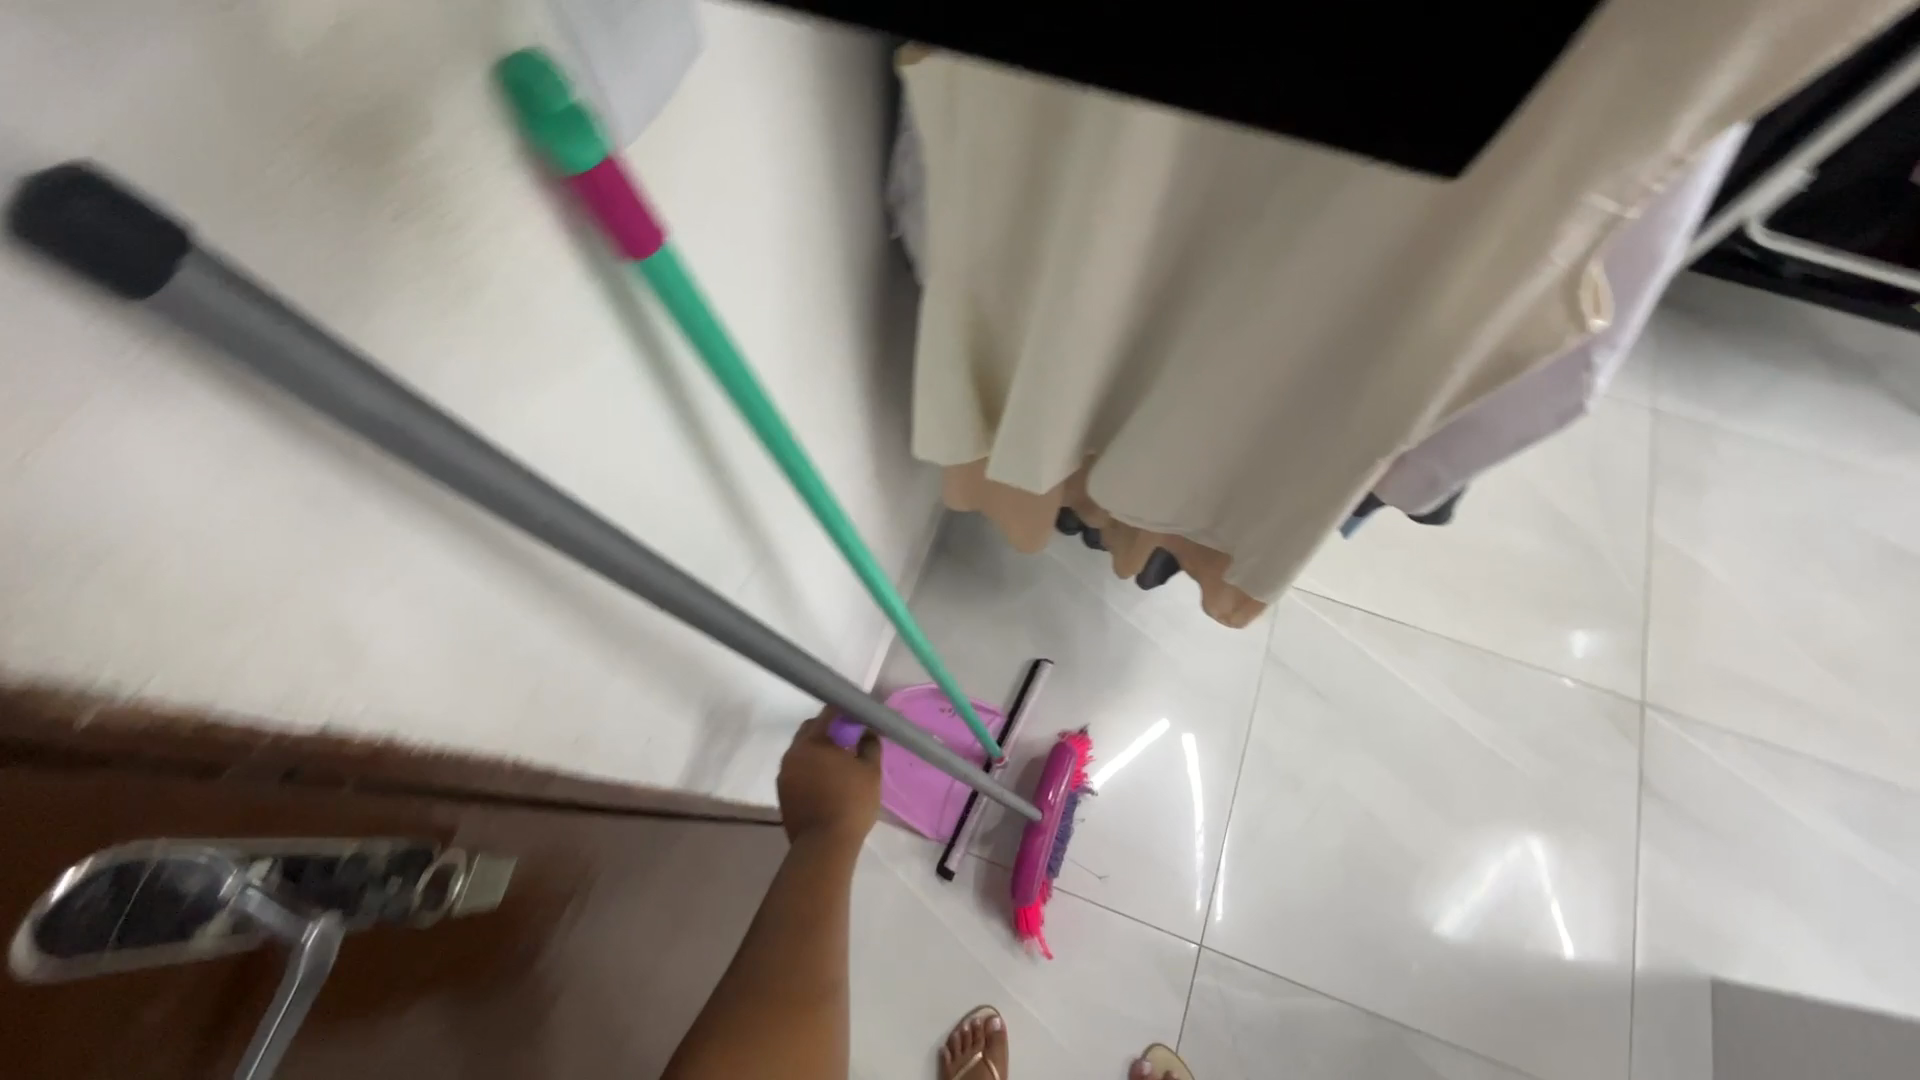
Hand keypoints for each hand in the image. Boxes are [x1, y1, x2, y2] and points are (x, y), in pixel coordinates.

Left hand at [777, 708, 882, 846]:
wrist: (824, 845)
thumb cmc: (851, 803)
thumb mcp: (870, 771)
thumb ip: (869, 745)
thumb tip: (866, 732)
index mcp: (813, 742)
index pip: (827, 713)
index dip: (844, 711)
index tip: (857, 716)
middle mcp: (793, 753)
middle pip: (810, 730)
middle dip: (828, 729)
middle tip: (848, 740)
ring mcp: (784, 774)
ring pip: (801, 751)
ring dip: (817, 750)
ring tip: (838, 763)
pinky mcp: (782, 793)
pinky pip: (797, 770)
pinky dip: (810, 768)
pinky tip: (826, 781)